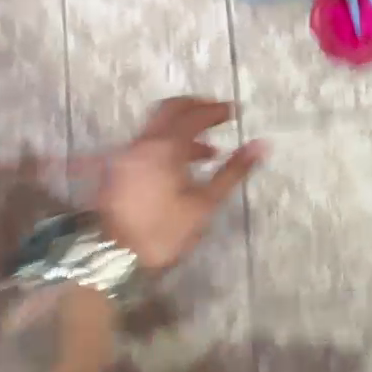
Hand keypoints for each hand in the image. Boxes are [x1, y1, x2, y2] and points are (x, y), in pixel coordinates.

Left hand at [97, 98, 265, 272]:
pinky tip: (178, 168)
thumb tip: (262, 145)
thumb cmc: (163, 232)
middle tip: (217, 115)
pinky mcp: (114, 173)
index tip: (236, 112)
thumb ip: (233, 170)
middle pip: (169, 109)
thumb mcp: (205, 203)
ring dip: (181, 130)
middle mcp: (141, 144)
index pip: (195, 115)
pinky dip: (164, 147)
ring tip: (206, 151)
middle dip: (195, 108)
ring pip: (156, 129)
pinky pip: (144, 147)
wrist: (109, 264)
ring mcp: (124, 158)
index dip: (217, 110)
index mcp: (165, 147)